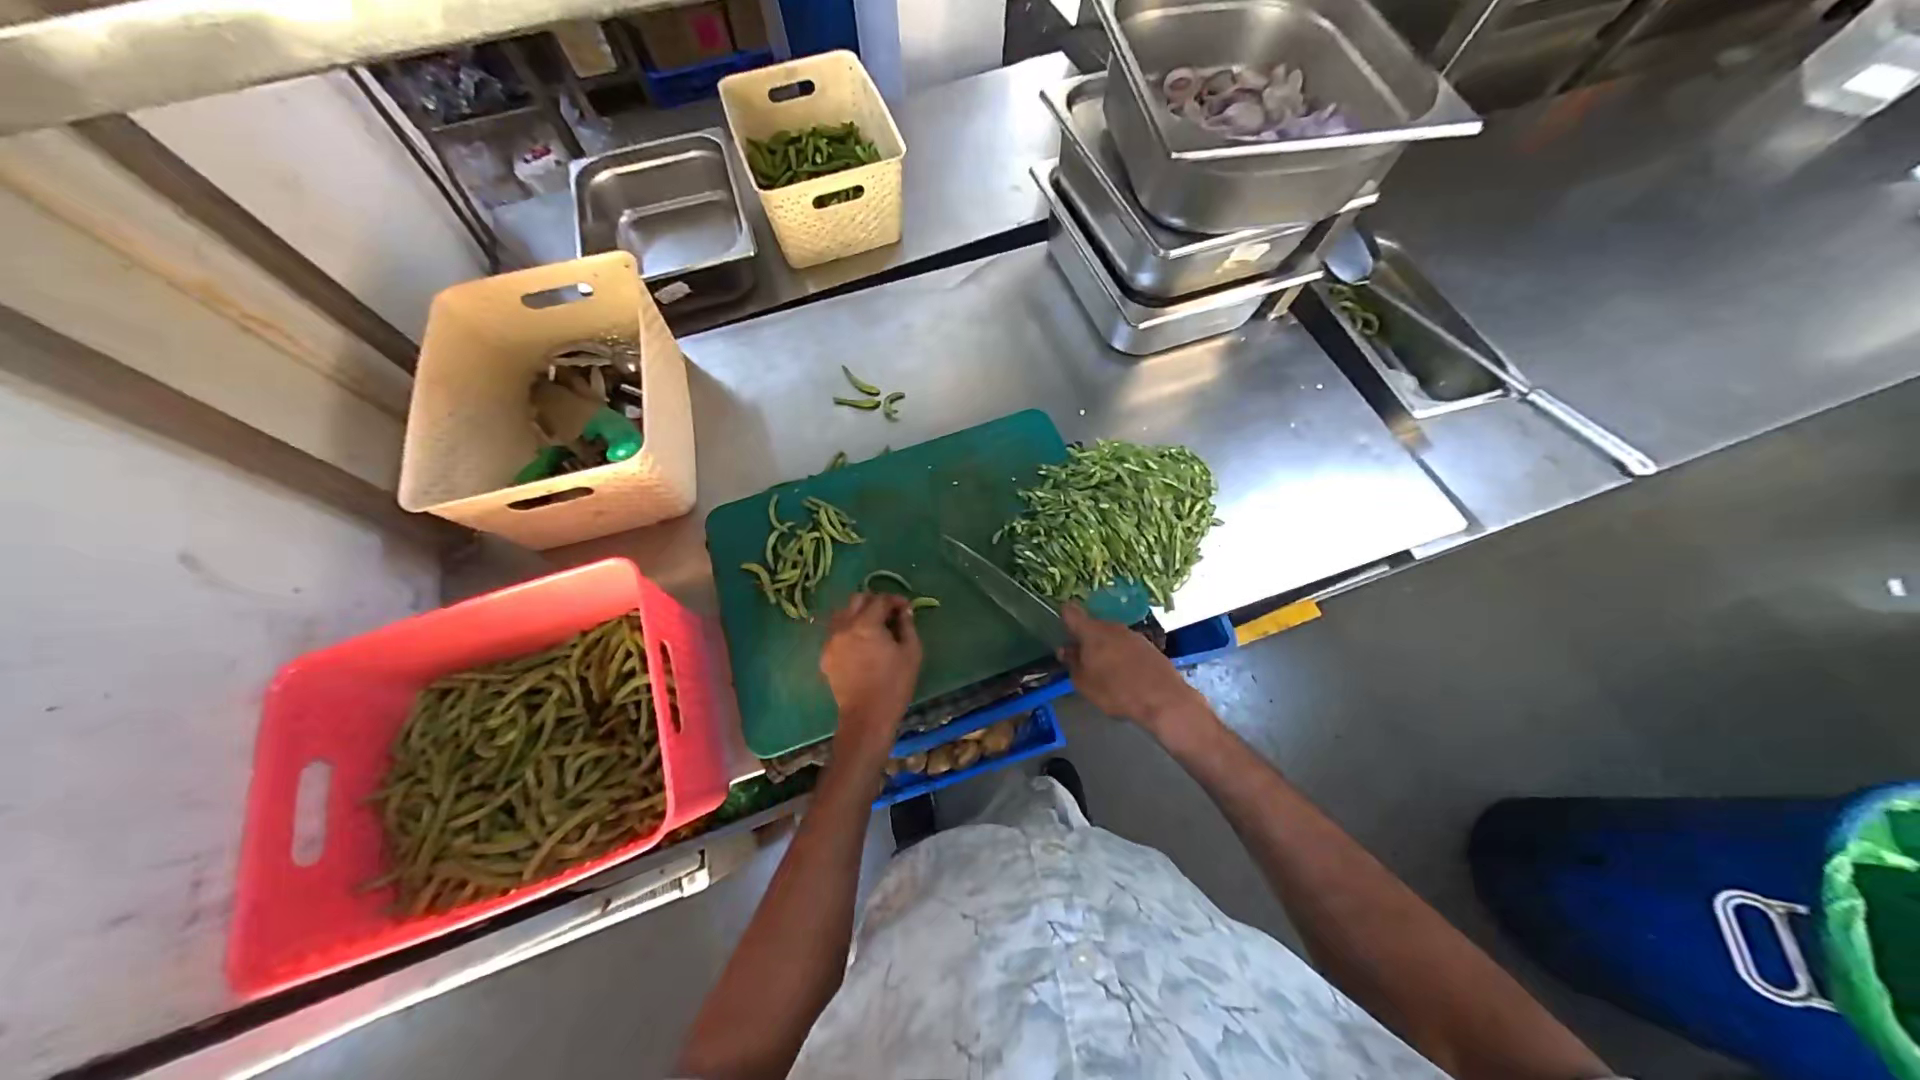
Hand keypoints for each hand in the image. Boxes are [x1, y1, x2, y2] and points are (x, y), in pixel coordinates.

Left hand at [820, 593, 922, 753]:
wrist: (867, 716)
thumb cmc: (894, 684)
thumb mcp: (911, 652)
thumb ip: (907, 625)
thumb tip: (904, 611)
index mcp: (866, 624)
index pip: (880, 600)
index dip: (895, 600)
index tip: (906, 608)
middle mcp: (844, 626)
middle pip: (857, 599)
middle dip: (874, 602)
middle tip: (889, 614)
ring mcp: (831, 641)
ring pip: (842, 613)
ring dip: (858, 613)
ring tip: (872, 627)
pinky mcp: (825, 655)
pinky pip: (836, 632)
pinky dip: (848, 630)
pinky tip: (860, 644)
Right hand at [1058, 603, 1208, 736]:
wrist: (1163, 699)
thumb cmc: (1116, 691)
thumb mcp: (1084, 683)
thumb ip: (1072, 663)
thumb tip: (1065, 649)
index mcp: (1091, 632)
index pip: (1071, 612)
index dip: (1064, 617)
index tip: (1061, 629)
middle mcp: (1112, 627)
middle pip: (1092, 626)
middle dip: (1085, 639)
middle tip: (1081, 660)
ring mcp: (1133, 635)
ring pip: (1111, 636)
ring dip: (1104, 648)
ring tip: (1104, 671)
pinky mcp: (1149, 646)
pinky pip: (1126, 646)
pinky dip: (1121, 655)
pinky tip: (1124, 675)